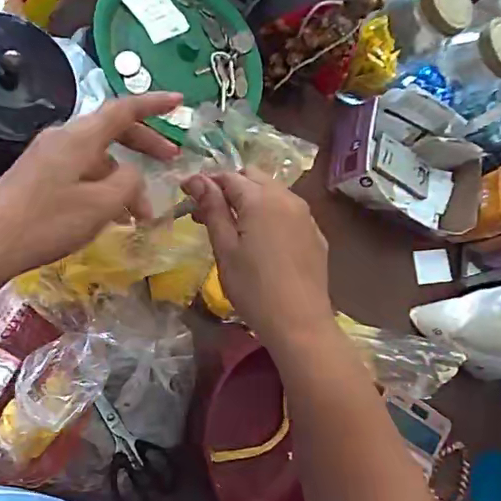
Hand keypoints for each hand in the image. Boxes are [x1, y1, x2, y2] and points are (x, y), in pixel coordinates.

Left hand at [0, 92, 181, 276]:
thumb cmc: (47, 222)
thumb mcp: (100, 205)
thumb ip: (128, 183)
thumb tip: (132, 176)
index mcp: (79, 137)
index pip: (124, 110)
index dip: (154, 104)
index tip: (179, 101)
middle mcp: (61, 138)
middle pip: (110, 132)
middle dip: (144, 145)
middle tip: (170, 161)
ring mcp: (45, 157)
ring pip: (95, 158)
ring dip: (121, 178)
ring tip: (140, 212)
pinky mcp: (34, 177)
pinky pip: (78, 173)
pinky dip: (100, 187)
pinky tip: (108, 215)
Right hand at [183, 170, 335, 351]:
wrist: (299, 322)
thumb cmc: (253, 288)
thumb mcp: (225, 249)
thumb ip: (212, 210)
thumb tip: (197, 180)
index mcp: (261, 200)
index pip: (228, 177)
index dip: (204, 182)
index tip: (185, 193)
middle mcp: (287, 199)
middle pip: (254, 178)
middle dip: (228, 187)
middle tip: (205, 210)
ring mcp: (306, 216)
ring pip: (273, 193)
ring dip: (249, 199)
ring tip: (231, 224)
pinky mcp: (315, 235)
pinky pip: (289, 212)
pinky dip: (270, 214)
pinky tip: (260, 239)